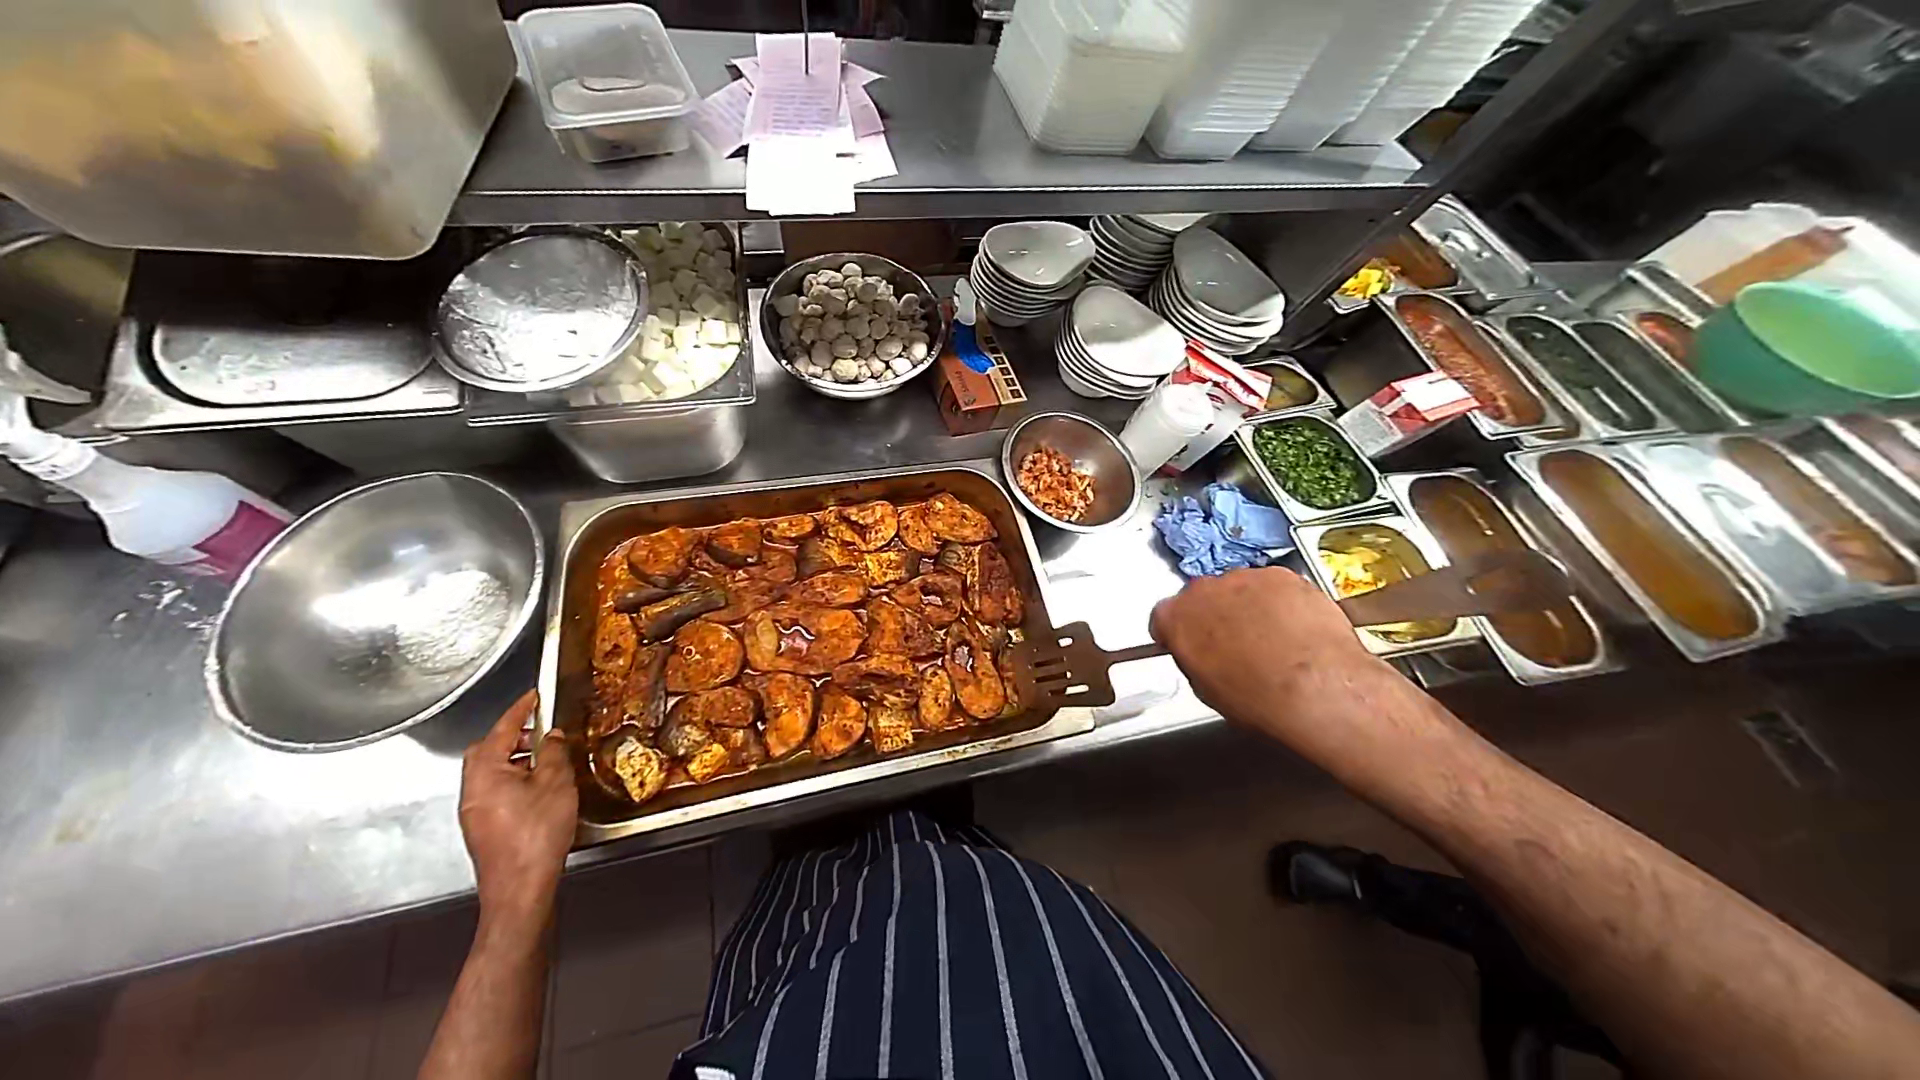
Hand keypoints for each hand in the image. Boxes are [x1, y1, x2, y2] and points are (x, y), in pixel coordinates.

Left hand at [459, 690, 577, 927]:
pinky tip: (540, 787)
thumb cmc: (536, 833)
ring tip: (548, 759)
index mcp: (485, 773)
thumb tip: (552, 737)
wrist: (520, 886)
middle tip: (542, 730)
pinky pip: (496, 789)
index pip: (501, 730)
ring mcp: (475, 811)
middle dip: (514, 736)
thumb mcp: (555, 783)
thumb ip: (553, 753)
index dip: (519, 710)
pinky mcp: (484, 827)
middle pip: (486, 751)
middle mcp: (472, 790)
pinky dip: (515, 778)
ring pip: (492, 772)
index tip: (532, 697)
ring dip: (516, 759)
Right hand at [1150, 566, 1398, 745]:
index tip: (1191, 641)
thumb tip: (1202, 655)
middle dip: (1216, 615)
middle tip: (1236, 644)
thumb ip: (1192, 657)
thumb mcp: (1205, 689)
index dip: (1179, 630)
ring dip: (1250, 606)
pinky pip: (1276, 585)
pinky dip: (1282, 601)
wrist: (1315, 688)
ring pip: (1241, 588)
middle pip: (1203, 596)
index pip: (1164, 615)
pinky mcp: (1282, 575)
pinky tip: (1294, 628)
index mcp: (1175, 617)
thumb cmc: (1258, 697)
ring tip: (1271, 639)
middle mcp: (1203, 590)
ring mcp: (1243, 579)